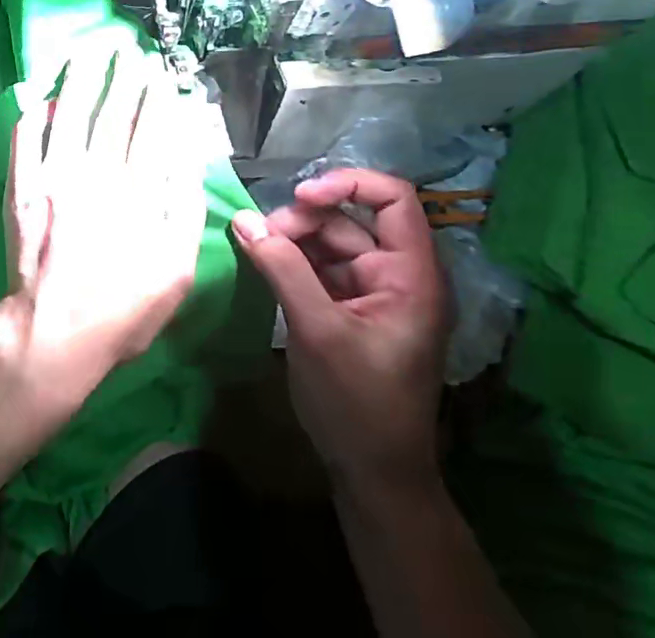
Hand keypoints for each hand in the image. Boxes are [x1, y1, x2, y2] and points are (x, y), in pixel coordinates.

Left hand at [0, 49, 206, 422]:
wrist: (54, 334)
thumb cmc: (122, 311)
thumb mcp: (177, 270)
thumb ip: (185, 208)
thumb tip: (186, 157)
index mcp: (139, 191)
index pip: (150, 128)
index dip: (155, 96)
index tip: (157, 71)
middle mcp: (97, 174)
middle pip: (112, 112)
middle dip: (121, 76)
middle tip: (126, 48)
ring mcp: (54, 178)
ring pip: (70, 114)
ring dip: (81, 79)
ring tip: (90, 52)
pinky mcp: (22, 189)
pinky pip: (27, 140)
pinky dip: (35, 115)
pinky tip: (44, 98)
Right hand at [230, 169, 450, 487]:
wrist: (372, 471)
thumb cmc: (357, 402)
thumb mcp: (317, 331)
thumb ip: (281, 269)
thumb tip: (242, 219)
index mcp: (412, 275)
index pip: (393, 200)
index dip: (347, 184)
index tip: (298, 198)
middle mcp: (397, 275)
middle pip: (350, 221)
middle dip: (304, 221)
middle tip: (260, 237)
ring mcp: (372, 293)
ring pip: (329, 244)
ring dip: (292, 241)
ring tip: (256, 252)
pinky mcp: (349, 309)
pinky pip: (319, 269)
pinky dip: (291, 262)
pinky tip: (264, 266)